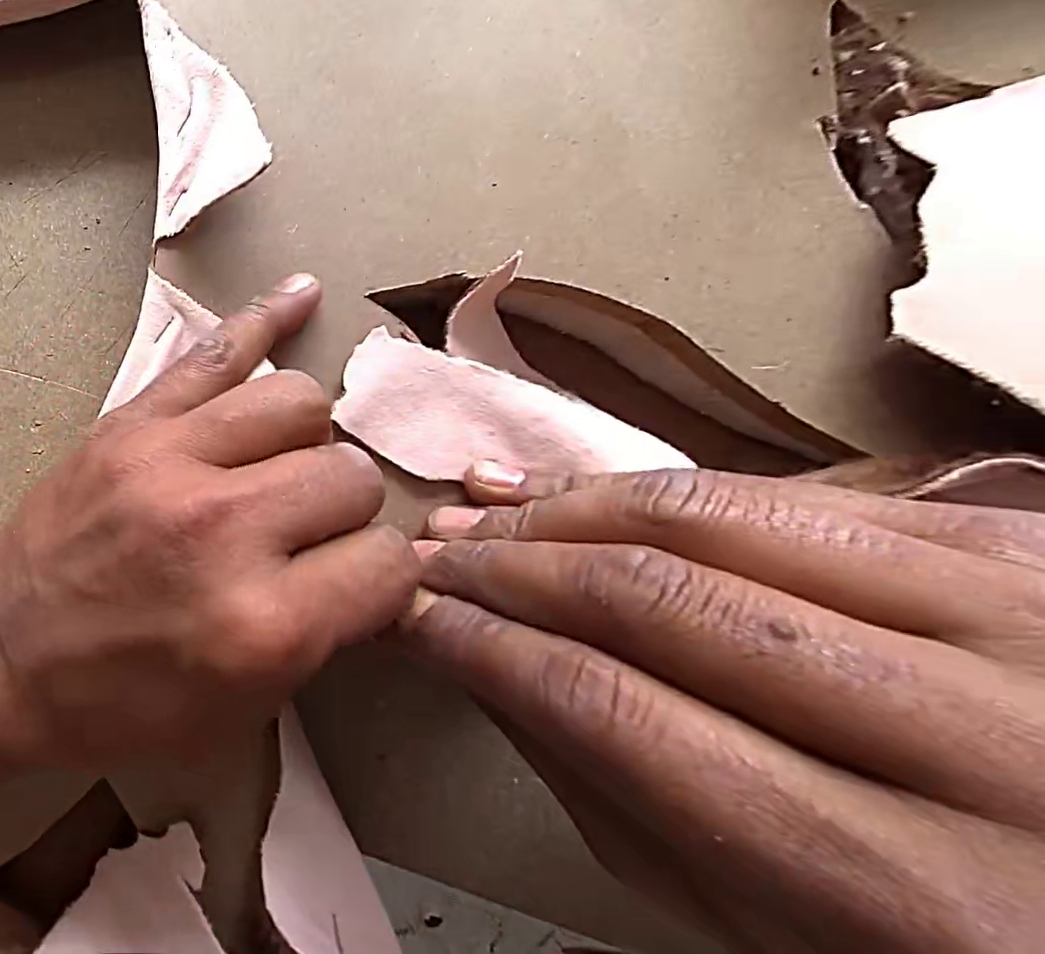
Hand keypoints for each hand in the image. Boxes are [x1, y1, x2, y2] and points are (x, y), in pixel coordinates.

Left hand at [0, 275, 417, 771]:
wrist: (1, 653)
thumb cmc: (118, 701)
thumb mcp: (238, 708)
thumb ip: (320, 634)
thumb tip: (372, 559)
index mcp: (261, 624)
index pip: (385, 563)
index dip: (376, 575)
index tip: (351, 578)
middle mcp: (223, 529)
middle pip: (350, 475)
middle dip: (342, 508)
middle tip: (303, 529)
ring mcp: (169, 462)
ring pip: (300, 403)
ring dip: (306, 439)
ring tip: (278, 463)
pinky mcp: (128, 424)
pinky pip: (216, 352)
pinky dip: (266, 321)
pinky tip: (302, 295)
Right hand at [403, 464, 1044, 951]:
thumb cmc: (921, 940)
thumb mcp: (749, 923)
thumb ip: (599, 786)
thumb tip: (473, 660)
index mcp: (914, 897)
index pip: (605, 705)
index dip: (479, 642)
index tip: (408, 612)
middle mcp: (997, 749)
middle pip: (649, 596)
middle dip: (504, 566)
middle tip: (429, 554)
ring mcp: (1041, 628)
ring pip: (711, 516)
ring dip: (562, 506)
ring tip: (482, 506)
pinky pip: (793, 490)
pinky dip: (656, 482)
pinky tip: (574, 486)